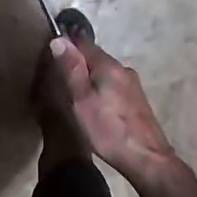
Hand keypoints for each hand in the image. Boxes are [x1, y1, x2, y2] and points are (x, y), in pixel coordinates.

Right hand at [48, 35, 183, 189]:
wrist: (146, 157)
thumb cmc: (108, 129)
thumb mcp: (81, 100)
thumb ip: (71, 70)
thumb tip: (59, 39)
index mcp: (109, 66)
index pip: (84, 43)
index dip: (66, 45)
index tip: (50, 55)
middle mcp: (123, 69)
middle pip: (95, 58)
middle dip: (77, 63)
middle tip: (58, 77)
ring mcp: (133, 85)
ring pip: (105, 73)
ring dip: (89, 78)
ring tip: (73, 93)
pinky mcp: (137, 100)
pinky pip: (113, 85)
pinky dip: (100, 89)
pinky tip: (94, 105)